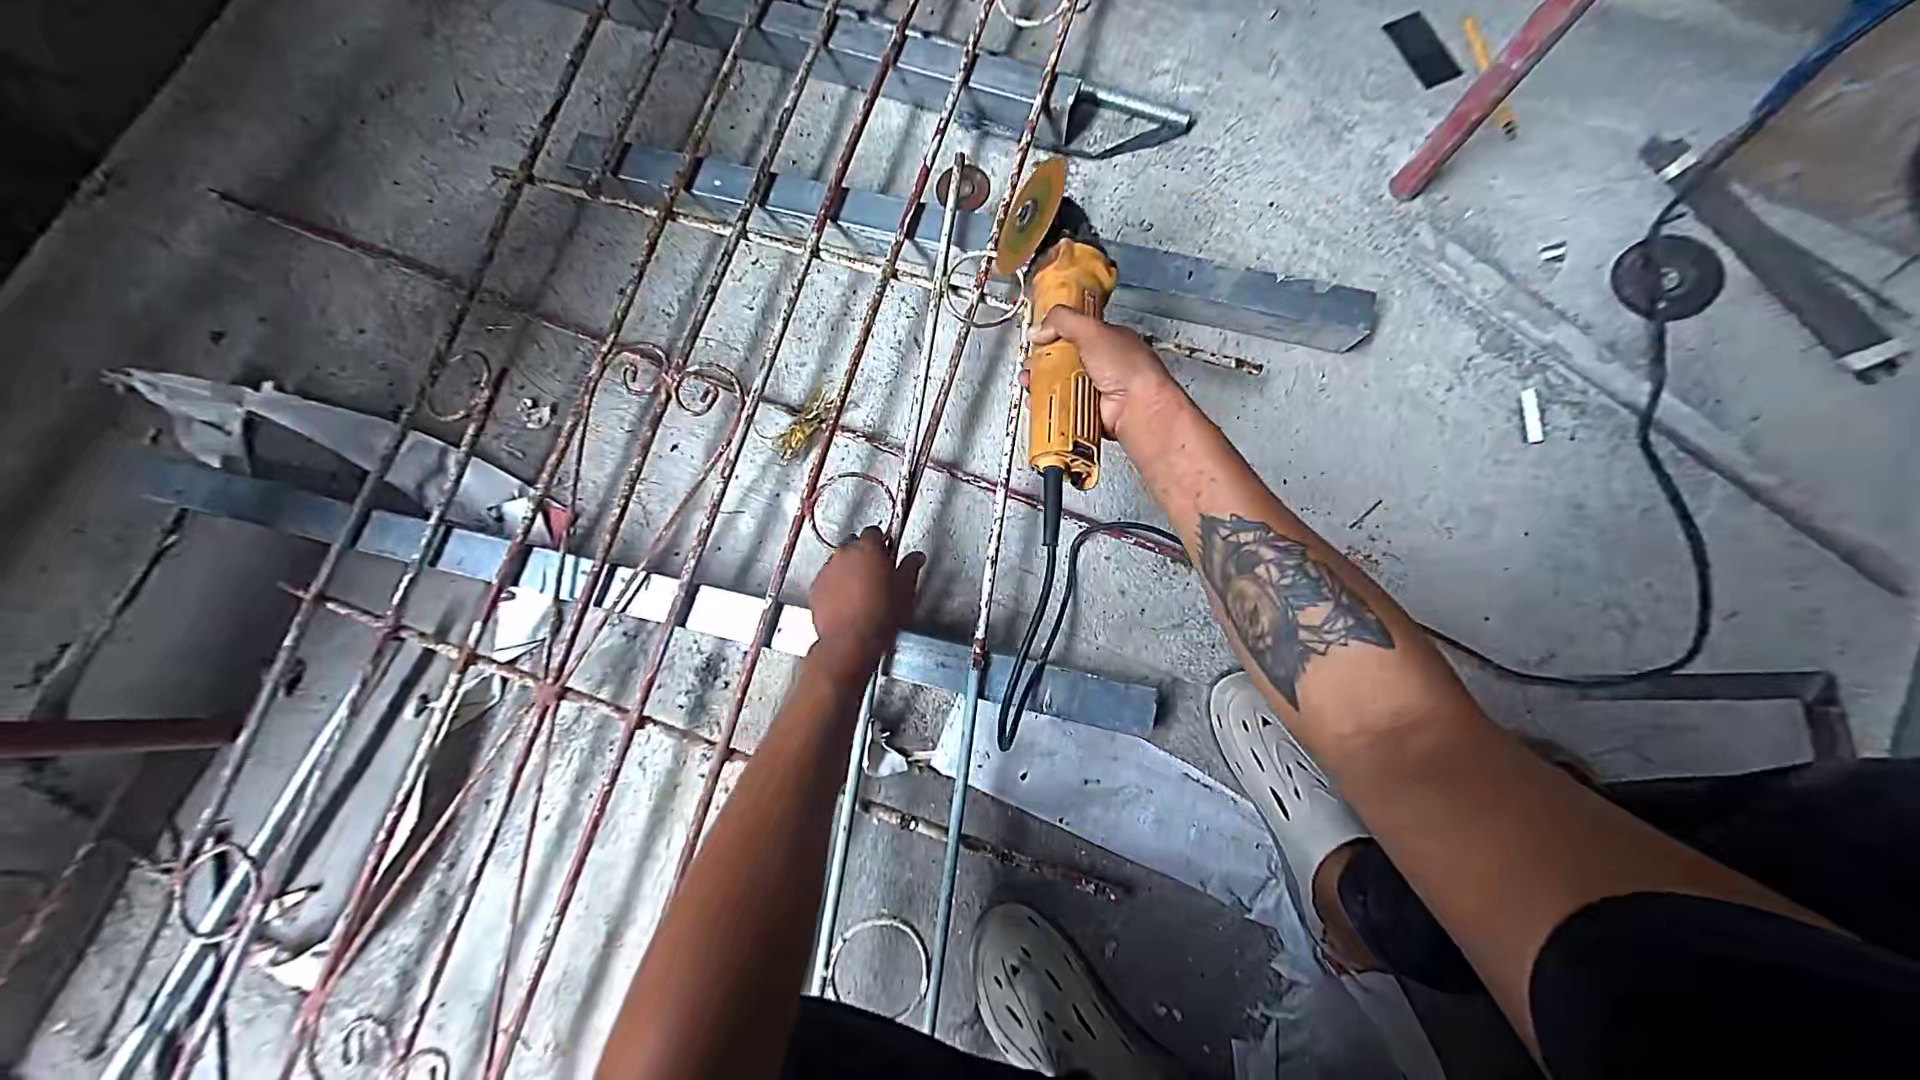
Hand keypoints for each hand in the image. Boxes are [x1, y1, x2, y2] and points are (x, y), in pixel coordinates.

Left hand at [808, 526, 925, 676]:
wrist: (851, 642)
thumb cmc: (879, 617)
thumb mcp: (905, 590)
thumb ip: (910, 567)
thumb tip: (916, 558)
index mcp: (869, 548)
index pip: (874, 532)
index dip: (881, 542)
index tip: (887, 552)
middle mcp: (845, 554)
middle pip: (854, 544)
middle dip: (864, 554)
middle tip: (876, 571)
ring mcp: (828, 570)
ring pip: (839, 562)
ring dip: (849, 570)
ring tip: (862, 591)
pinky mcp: (816, 588)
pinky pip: (828, 580)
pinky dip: (836, 586)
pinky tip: (848, 601)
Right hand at [1025, 307, 1182, 442]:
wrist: (1137, 408)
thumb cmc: (1128, 369)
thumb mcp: (1091, 331)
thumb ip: (1063, 321)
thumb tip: (1038, 328)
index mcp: (1105, 340)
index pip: (1073, 332)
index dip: (1052, 334)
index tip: (1035, 340)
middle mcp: (1101, 365)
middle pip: (1061, 361)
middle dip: (1041, 364)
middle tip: (1031, 367)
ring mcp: (1094, 389)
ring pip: (1059, 385)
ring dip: (1041, 386)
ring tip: (1030, 385)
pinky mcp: (1087, 411)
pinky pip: (1062, 406)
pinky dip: (1049, 406)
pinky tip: (1040, 403)